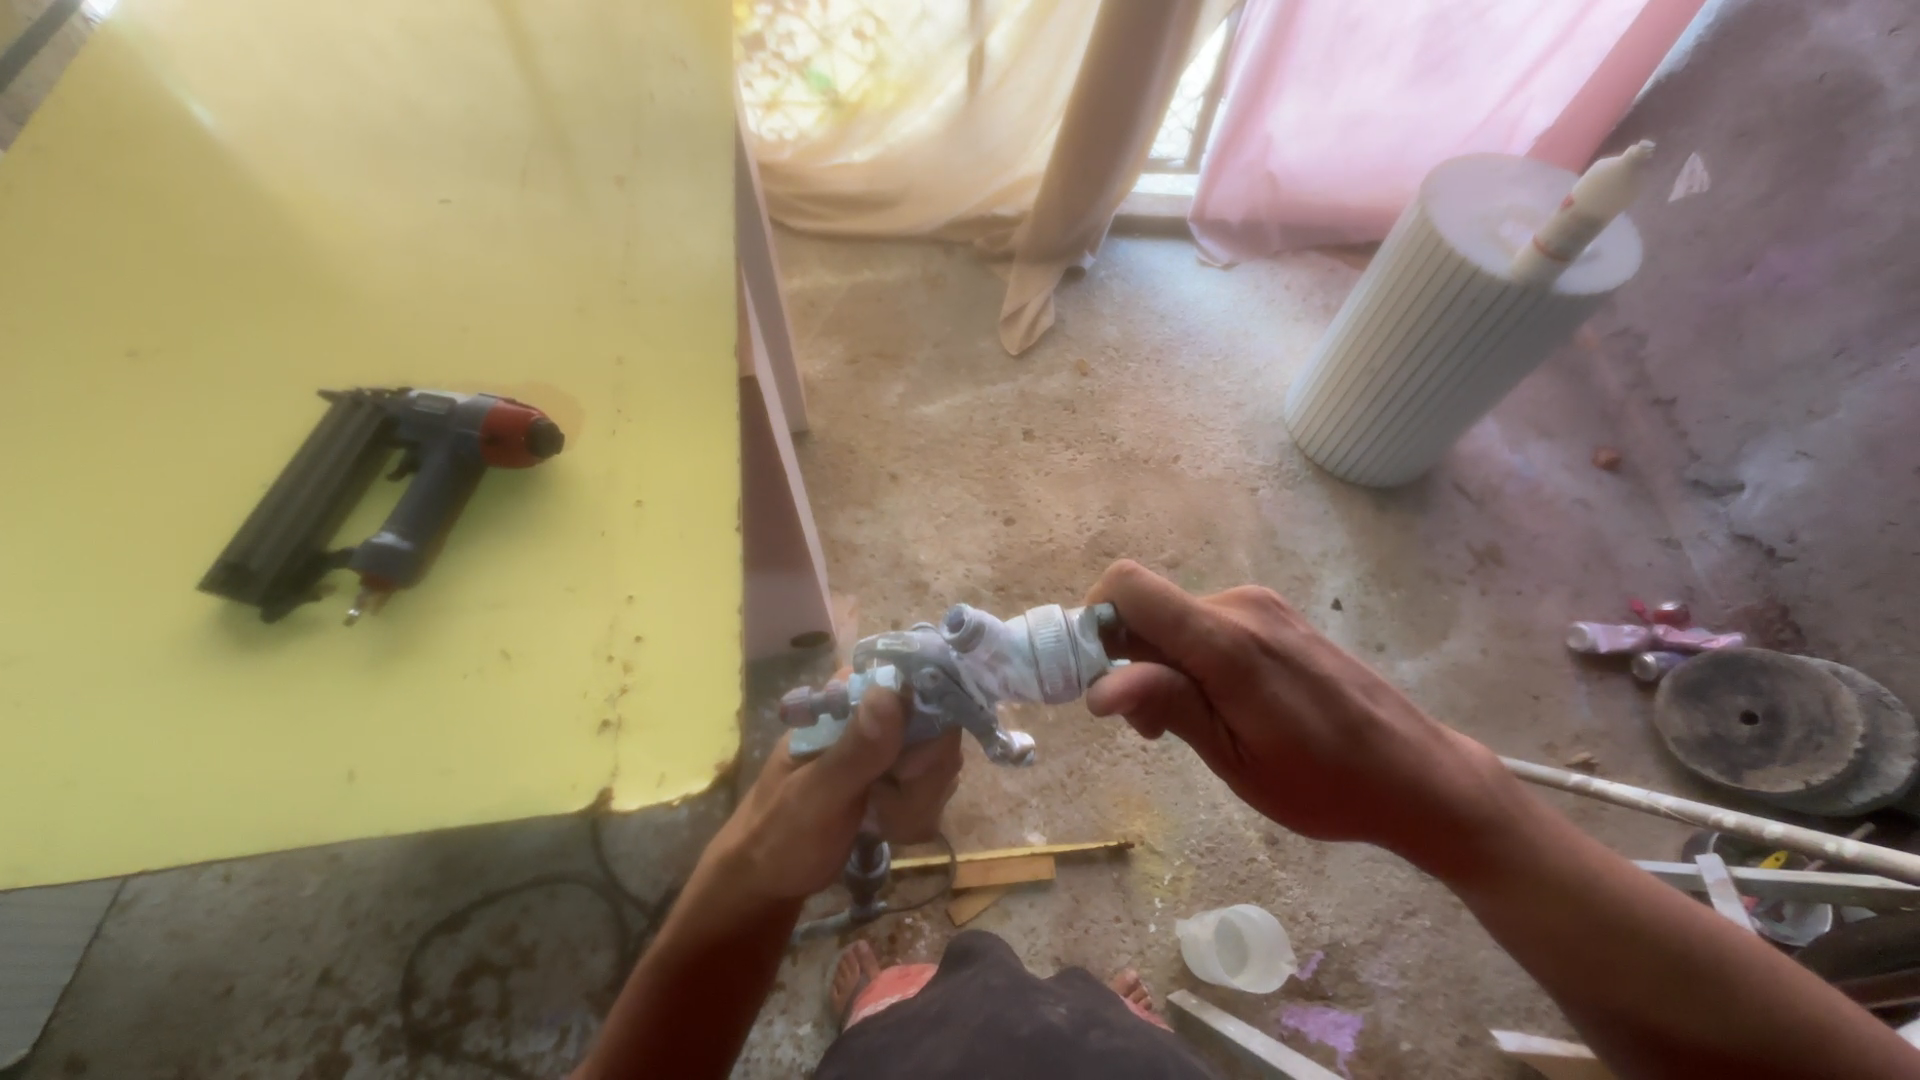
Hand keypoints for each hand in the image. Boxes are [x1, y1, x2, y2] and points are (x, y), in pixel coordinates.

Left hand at [704, 685, 962, 906]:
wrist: (769, 880)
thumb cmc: (778, 834)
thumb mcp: (815, 794)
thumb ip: (855, 749)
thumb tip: (890, 693)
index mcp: (845, 700)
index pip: (912, 682)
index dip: (926, 722)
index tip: (906, 768)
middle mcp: (873, 714)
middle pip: (937, 726)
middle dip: (921, 778)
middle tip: (883, 804)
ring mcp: (889, 746)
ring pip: (940, 762)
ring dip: (917, 802)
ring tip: (878, 821)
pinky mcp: (900, 777)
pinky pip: (935, 787)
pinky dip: (916, 815)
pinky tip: (886, 828)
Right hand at [1084, 561, 1519, 876]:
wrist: (1419, 775)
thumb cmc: (1325, 784)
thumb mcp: (1236, 759)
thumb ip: (1169, 705)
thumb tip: (1097, 685)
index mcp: (1226, 641)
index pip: (1127, 587)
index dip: (1090, 621)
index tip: (1091, 677)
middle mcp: (1240, 606)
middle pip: (1146, 609)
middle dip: (1127, 660)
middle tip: (1152, 729)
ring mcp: (1261, 607)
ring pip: (1174, 619)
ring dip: (1160, 665)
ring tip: (1192, 726)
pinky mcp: (1274, 617)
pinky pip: (1205, 624)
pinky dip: (1190, 658)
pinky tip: (1219, 705)